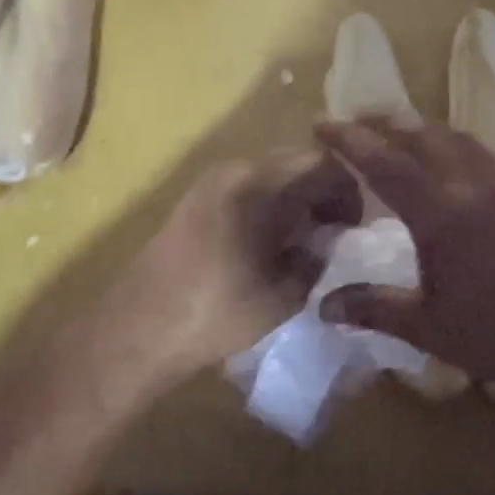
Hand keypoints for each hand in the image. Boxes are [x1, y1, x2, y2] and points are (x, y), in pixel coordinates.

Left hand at [108, 149, 363, 384]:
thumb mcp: (285, 292)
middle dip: (324, 195)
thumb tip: (328, 239)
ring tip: (307, 245)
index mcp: (259, 183)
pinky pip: (248, 192)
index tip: (356, 228)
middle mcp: (235, 169)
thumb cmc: (216, 312)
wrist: (138, 330)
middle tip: (337, 235)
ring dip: (297, 203)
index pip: (323, 163)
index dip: (350, 191)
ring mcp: (210, 183)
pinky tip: (271, 248)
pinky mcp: (195, 203)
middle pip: (297, 165)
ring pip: (272, 179)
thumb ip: (317, 257)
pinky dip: (271, 209)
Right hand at [314, 118, 494, 402]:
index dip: (350, 141)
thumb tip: (322, 306)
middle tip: (356, 120)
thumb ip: (372, 308)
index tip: (321, 123)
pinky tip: (457, 159)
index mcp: (440, 213)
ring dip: (424, 129)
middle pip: (423, 137)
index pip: (385, 163)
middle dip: (385, 124)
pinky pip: (488, 155)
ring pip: (459, 139)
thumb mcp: (425, 327)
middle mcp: (473, 187)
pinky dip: (460, 145)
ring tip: (400, 133)